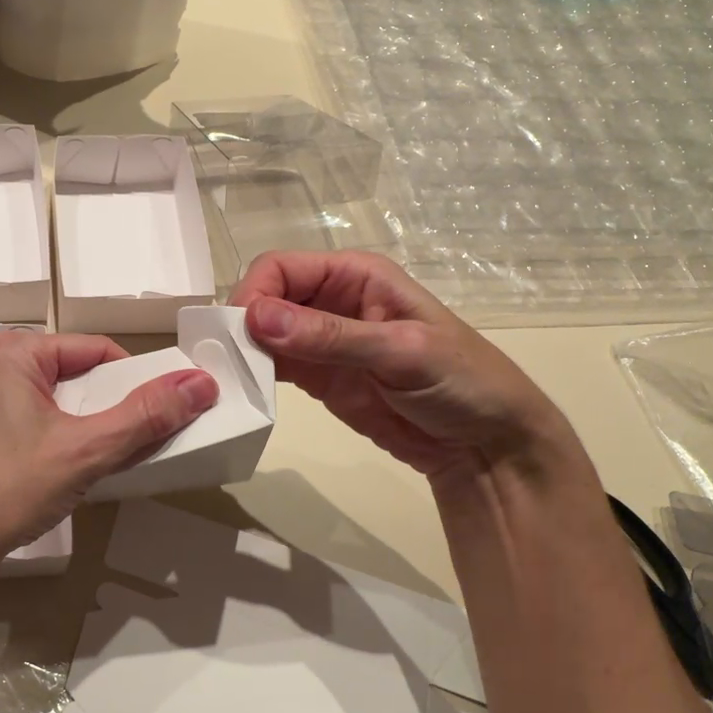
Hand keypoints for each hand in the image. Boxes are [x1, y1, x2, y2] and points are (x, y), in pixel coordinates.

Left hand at [0, 331, 218, 570]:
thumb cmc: (8, 489)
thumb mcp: (84, 451)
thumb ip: (144, 417)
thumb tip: (201, 383)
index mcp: (16, 352)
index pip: (99, 350)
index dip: (139, 380)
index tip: (168, 413)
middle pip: (81, 373)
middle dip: (117, 406)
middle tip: (148, 441)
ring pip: (64, 401)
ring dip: (96, 426)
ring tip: (119, 458)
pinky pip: (43, 420)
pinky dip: (70, 439)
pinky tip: (84, 469)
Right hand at [228, 250, 574, 482]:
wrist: (487, 445)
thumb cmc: (462, 382)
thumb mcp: (403, 351)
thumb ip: (330, 336)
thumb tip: (256, 316)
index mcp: (355, 275)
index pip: (281, 267)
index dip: (255, 292)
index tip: (239, 332)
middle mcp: (331, 300)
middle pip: (265, 297)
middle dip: (241, 322)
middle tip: (225, 360)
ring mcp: (321, 341)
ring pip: (262, 333)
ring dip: (242, 351)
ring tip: (227, 378)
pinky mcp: (316, 378)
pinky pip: (272, 367)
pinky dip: (254, 376)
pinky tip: (243, 391)